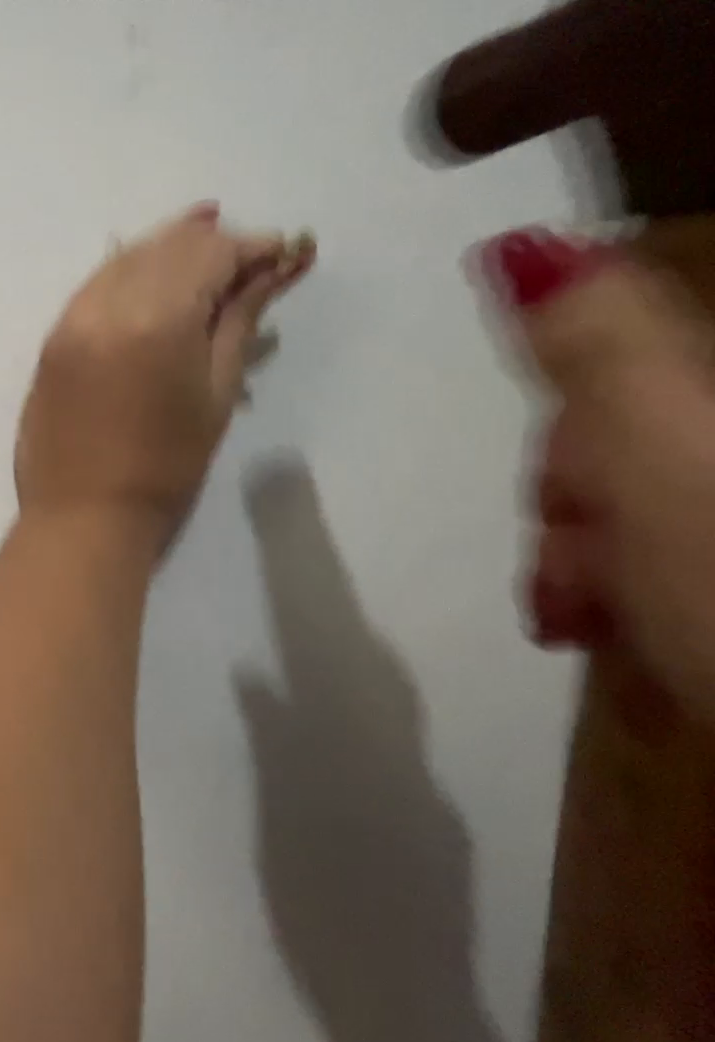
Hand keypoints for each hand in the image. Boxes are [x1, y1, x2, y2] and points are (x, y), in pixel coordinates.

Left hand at [16, 203, 315, 547]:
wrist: (83, 514)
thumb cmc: (165, 466)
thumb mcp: (216, 392)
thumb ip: (237, 321)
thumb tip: (268, 269)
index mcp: (155, 318)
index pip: (208, 254)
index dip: (250, 247)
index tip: (283, 253)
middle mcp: (105, 308)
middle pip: (163, 248)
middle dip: (208, 243)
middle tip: (245, 256)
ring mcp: (70, 325)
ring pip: (123, 262)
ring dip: (165, 251)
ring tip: (203, 254)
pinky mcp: (50, 345)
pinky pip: (92, 290)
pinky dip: (124, 276)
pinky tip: (148, 282)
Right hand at [481, 229, 714, 713]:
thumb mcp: (661, 447)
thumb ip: (594, 345)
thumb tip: (517, 244)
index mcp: (714, 391)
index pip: (630, 366)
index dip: (574, 426)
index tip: (565, 495)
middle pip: (632, 436)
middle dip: (574, 506)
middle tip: (576, 571)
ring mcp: (712, 494)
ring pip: (640, 498)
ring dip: (586, 559)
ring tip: (582, 618)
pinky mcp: (708, 550)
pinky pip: (661, 546)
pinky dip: (628, 588)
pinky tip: (620, 626)